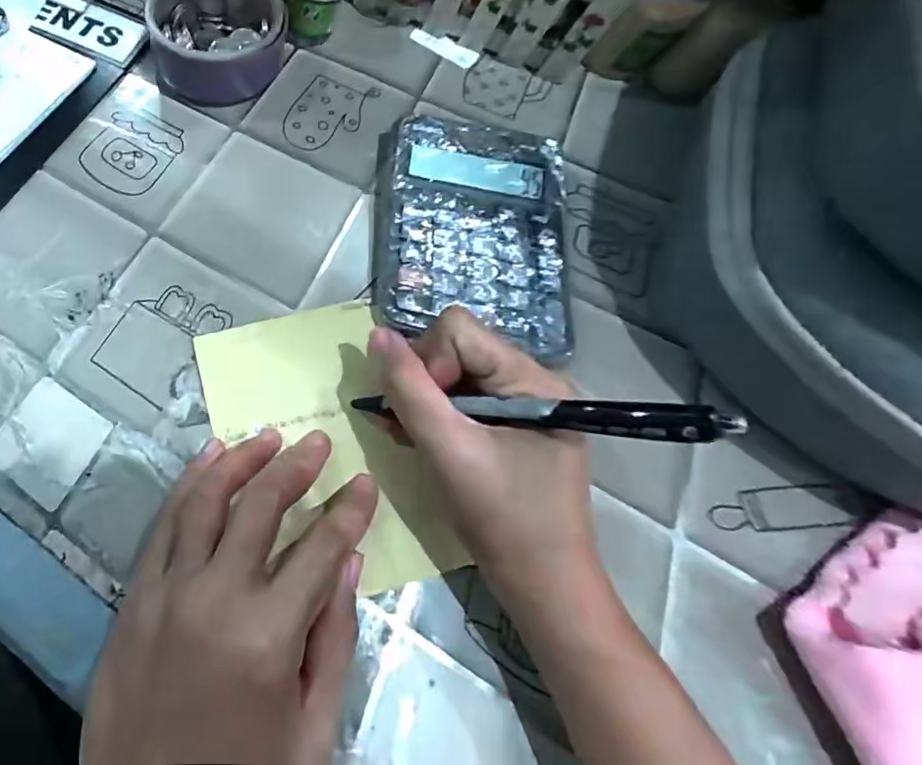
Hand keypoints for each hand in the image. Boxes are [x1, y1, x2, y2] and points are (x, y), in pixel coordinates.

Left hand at [81, 428, 379, 764]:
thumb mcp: (311, 730)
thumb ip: (333, 640)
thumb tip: (349, 560)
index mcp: (268, 636)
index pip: (319, 550)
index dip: (347, 511)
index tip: (364, 482)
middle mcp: (215, 597)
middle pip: (260, 507)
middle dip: (295, 467)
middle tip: (317, 441)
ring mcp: (168, 589)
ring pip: (206, 500)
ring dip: (238, 460)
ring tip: (265, 437)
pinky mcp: (136, 593)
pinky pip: (164, 523)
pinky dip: (188, 484)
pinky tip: (207, 460)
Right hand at [367, 307, 592, 587]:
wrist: (545, 590)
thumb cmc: (503, 520)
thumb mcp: (448, 449)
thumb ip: (409, 388)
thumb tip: (376, 334)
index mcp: (533, 380)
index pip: (459, 331)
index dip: (427, 360)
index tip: (423, 411)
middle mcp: (532, 382)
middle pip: (455, 349)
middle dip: (421, 383)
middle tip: (403, 426)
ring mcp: (523, 405)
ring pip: (453, 375)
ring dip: (422, 401)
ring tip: (404, 435)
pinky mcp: (511, 427)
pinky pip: (461, 400)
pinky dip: (434, 415)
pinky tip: (416, 439)